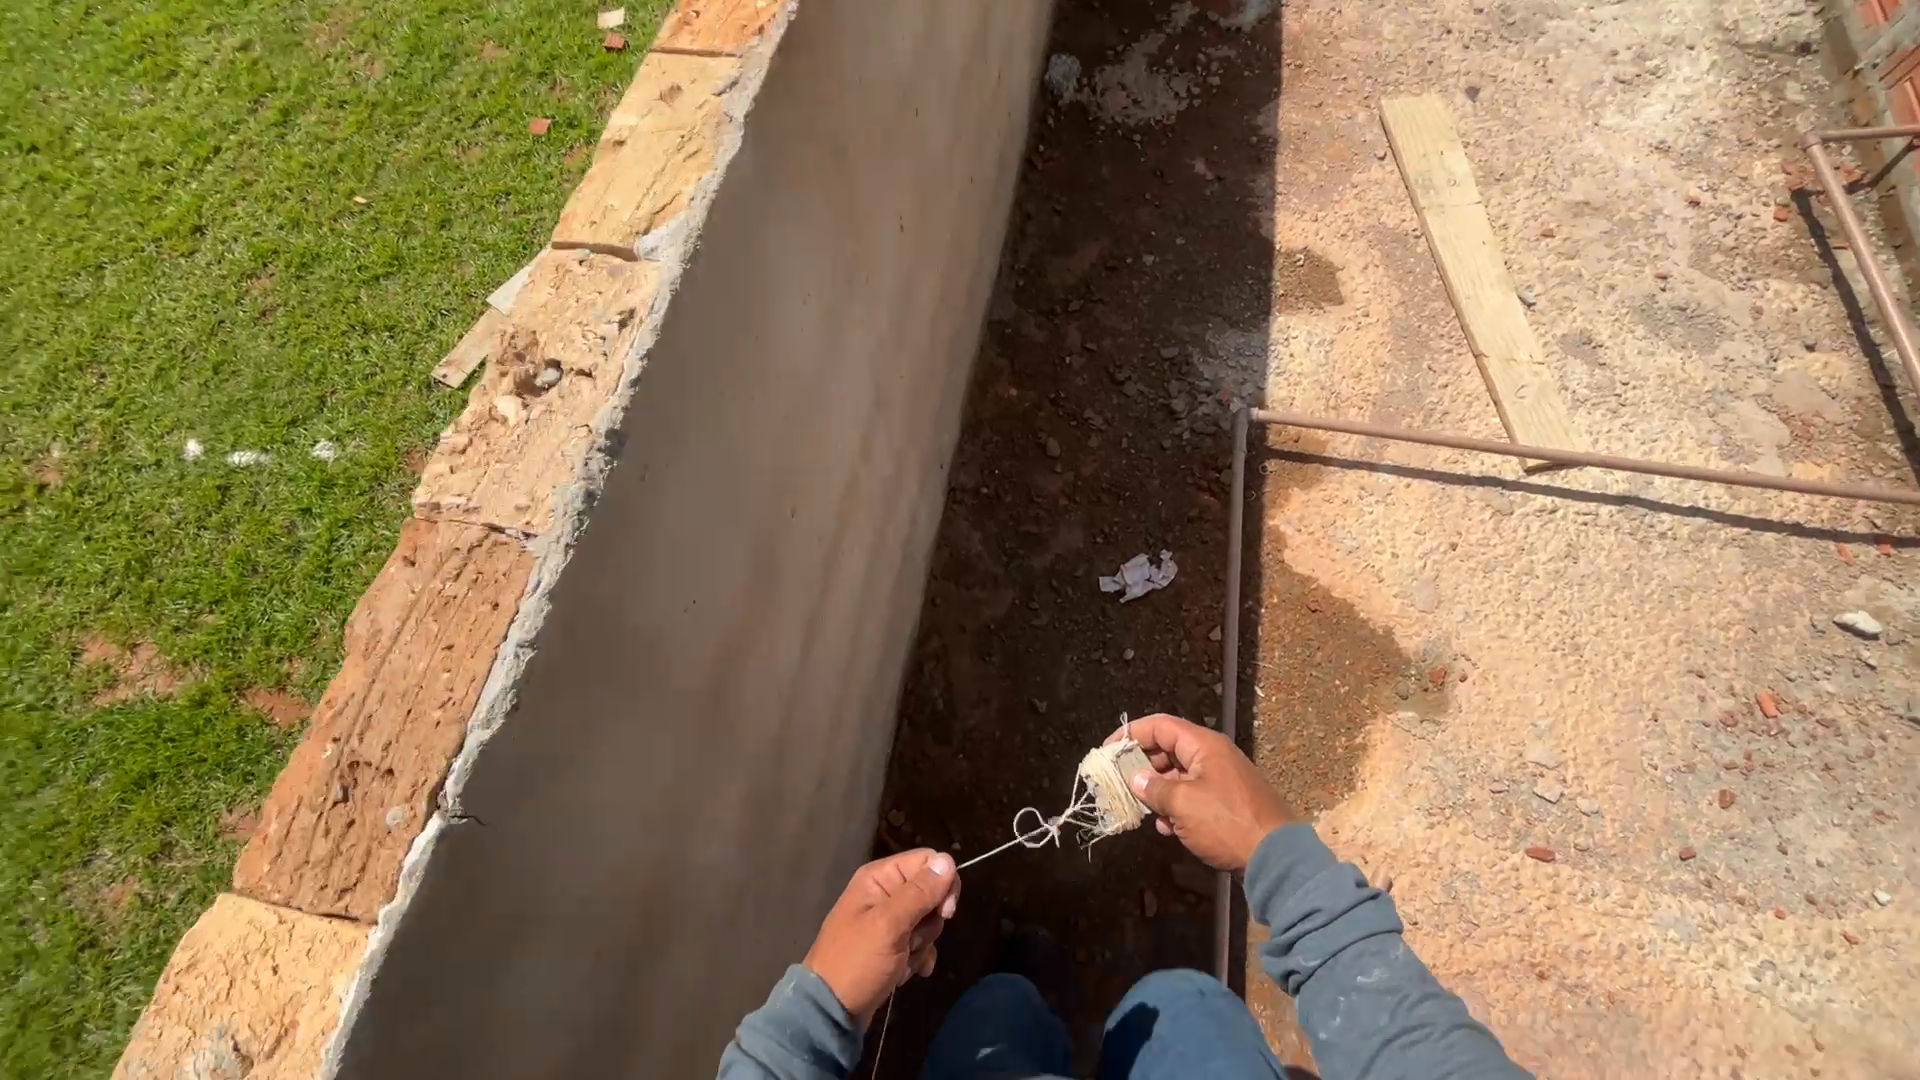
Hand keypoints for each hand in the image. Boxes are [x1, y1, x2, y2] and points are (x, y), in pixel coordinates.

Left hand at [803, 849, 959, 1023]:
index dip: (943, 883)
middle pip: (931, 893)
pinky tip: (906, 973)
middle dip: (928, 922)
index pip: (928, 861)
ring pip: (927, 920)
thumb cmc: (856, 962)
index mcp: (880, 877)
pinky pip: (920, 943)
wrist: (830, 1011)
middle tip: (910, 940)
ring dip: (921, 944)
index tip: (945, 912)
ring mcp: (888, 920)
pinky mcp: (892, 944)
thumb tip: (948, 859)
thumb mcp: (889, 925)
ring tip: (900, 960)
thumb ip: (919, 892)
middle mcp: (885, 892)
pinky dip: (918, 958)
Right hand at [1106, 713, 1294, 871]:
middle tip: (1120, 782)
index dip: (1130, 734)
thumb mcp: (1183, 804)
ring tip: (1142, 809)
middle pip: (1168, 749)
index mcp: (1204, 745)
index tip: (1108, 751)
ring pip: (1179, 775)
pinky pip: (1193, 796)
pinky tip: (1167, 828)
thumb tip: (1135, 779)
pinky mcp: (1227, 803)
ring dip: (1158, 791)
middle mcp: (1213, 756)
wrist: (1278, 859)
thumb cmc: (1226, 822)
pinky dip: (1176, 807)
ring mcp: (1222, 780)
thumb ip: (1154, 788)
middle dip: (1142, 765)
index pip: (1159, 725)